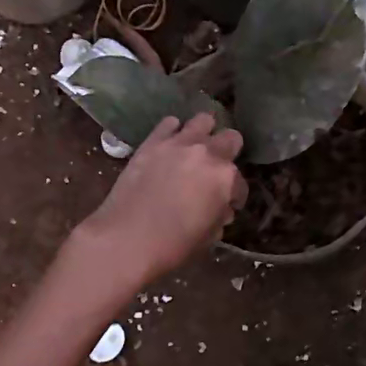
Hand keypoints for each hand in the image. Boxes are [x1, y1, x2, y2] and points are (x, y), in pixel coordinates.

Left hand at [71, 114, 246, 285]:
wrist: (125, 240)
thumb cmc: (172, 246)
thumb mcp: (208, 238)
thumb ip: (220, 217)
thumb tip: (221, 208)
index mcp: (226, 178)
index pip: (241, 183)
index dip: (236, 196)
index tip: (228, 205)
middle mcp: (207, 153)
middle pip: (231, 138)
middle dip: (228, 153)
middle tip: (216, 170)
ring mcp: (178, 143)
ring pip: (203, 120)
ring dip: (204, 133)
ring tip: (196, 148)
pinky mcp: (152, 141)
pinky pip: (169, 123)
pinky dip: (173, 132)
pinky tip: (169, 145)